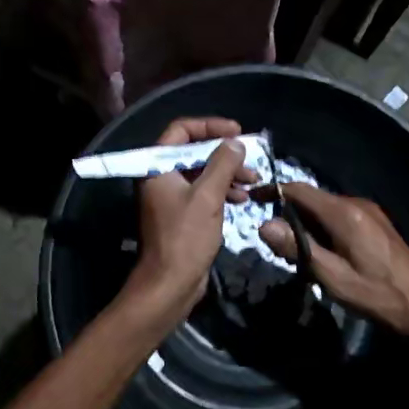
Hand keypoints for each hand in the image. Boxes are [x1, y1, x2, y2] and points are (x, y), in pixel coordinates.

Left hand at [120, 117, 256, 327]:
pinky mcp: (180, 214)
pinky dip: (221, 191)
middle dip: (223, 154)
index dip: (210, 126)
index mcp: (156, 166)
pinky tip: (241, 198)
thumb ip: (222, 164)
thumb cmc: (185, 237)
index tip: (237, 132)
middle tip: (249, 161)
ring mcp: (169, 197)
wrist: (170, 282)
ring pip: (200, 173)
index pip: (181, 130)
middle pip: (193, 151)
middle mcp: (159, 177)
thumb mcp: (208, 196)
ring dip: (226, 174)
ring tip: (252, 181)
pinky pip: (201, 192)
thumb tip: (235, 142)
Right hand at [260, 183, 408, 358]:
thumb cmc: (376, 293)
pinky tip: (320, 251)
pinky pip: (340, 216)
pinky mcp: (376, 224)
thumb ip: (297, 248)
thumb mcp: (331, 276)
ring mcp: (370, 213)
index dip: (274, 191)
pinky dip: (322, 227)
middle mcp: (357, 204)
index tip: (252, 198)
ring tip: (292, 249)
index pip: (299, 190)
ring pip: (326, 208)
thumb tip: (265, 225)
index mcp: (344, 213)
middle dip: (288, 212)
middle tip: (272, 238)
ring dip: (306, 222)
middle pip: (312, 198)